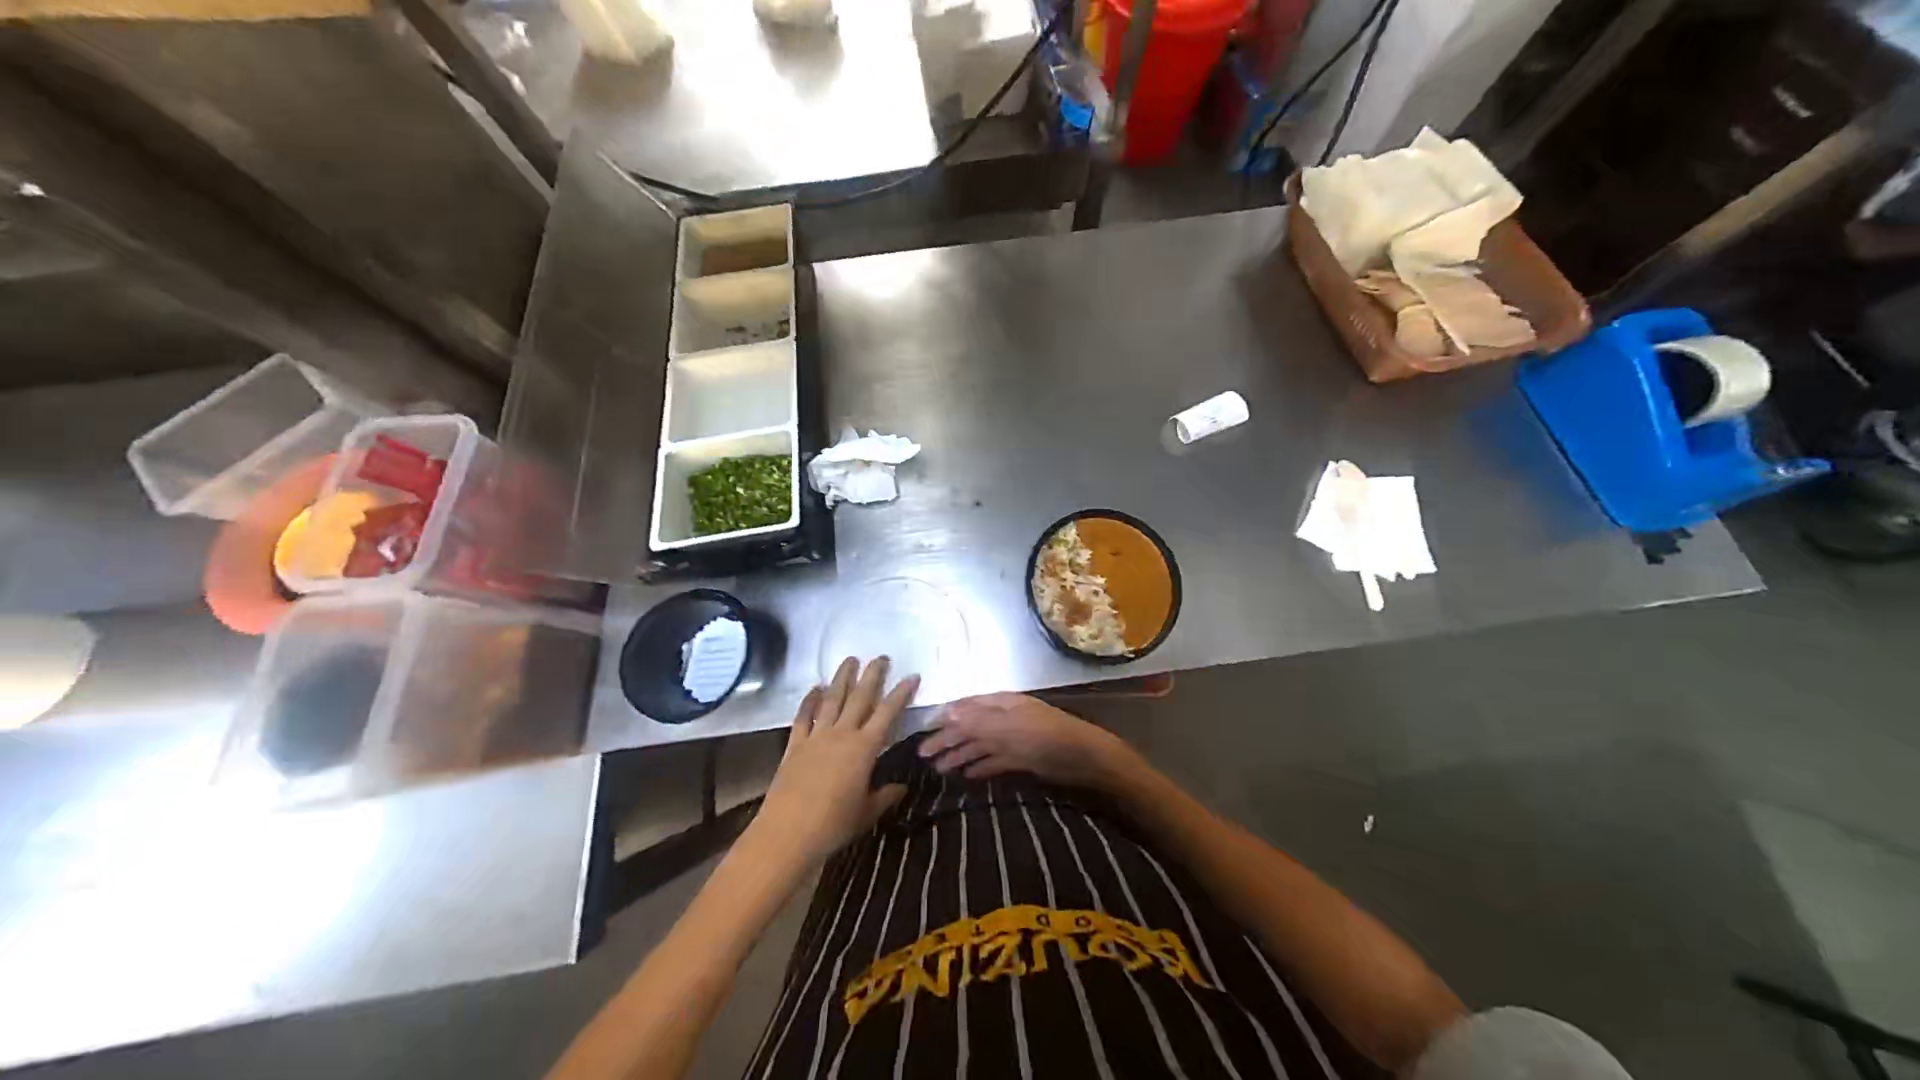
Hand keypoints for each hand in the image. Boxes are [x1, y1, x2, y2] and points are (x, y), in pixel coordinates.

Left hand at [758, 657, 918, 861]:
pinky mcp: (795, 745)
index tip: (912, 676)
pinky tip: (815, 688)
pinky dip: (809, 701)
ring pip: (832, 700)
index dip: (901, 693)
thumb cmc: (834, 824)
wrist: (788, 832)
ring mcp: (816, 737)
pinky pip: (803, 717)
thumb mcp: (866, 812)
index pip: (888, 713)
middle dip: (872, 675)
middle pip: (860, 697)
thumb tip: (901, 787)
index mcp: (864, 748)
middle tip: (881, 657)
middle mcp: (841, 734)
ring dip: (842, 678)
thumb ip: (885, 795)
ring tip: (850, 660)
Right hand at [919, 693, 1135, 788]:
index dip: (944, 719)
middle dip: (947, 739)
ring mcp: (1014, 738)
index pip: (965, 707)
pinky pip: (994, 760)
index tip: (922, 733)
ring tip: (939, 770)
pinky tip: (966, 776)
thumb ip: (977, 721)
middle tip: (923, 758)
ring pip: (980, 745)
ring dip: (959, 755)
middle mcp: (1004, 718)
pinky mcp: (1023, 758)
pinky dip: (979, 766)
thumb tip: (945, 712)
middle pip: (970, 727)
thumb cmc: (1044, 737)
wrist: (1084, 758)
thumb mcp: (1008, 727)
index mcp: (1000, 704)